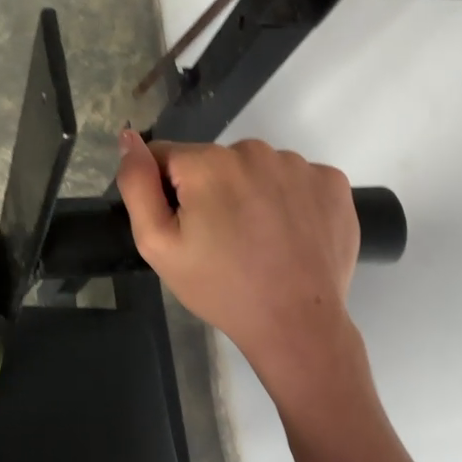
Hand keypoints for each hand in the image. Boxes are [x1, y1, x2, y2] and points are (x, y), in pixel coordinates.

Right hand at [116, 132, 365, 409]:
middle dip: (209, 191)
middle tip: (218, 240)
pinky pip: (294, 179)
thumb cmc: (218, 287)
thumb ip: (137, 185)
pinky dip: (287, 200)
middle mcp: (255, 151)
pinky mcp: (332, 182)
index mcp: (208, 163)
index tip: (184, 228)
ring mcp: (300, 165)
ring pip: (254, 169)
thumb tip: (128, 138)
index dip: (165, 192)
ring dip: (249, 194)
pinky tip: (286, 235)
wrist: (296, 323)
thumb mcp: (157, 243)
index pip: (166, 156)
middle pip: (213, 161)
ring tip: (255, 240)